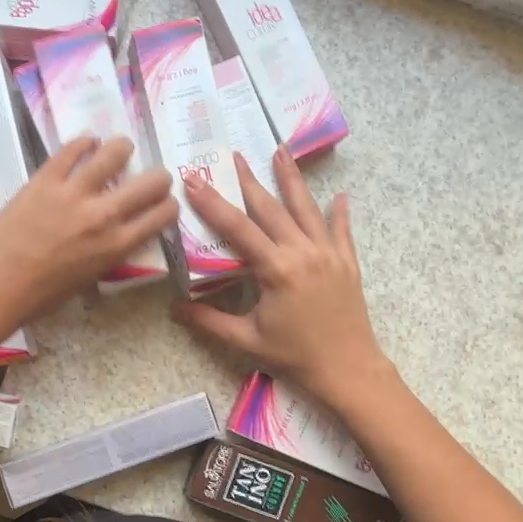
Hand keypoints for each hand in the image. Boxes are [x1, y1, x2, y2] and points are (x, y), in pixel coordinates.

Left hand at [0, 136, 176, 326]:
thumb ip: (108, 253)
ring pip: (114, 153)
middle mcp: (103, 215)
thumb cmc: (42, 296)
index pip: (161, 216)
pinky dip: (85, 143)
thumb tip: (115, 235)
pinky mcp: (46, 179)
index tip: (166, 204)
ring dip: (123, 149)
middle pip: (150, 182)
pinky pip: (72, 149)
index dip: (169, 206)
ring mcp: (74, 193)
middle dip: (159, 178)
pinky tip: (88, 143)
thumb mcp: (88, 280)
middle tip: (153, 177)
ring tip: (122, 149)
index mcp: (116, 246)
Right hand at [172, 148, 389, 404]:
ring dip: (292, 180)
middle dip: (250, 181)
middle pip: (272, 209)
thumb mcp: (247, 340)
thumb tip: (174, 308)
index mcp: (277, 269)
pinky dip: (339, 213)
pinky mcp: (347, 264)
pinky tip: (340, 196)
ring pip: (307, 209)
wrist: (348, 370)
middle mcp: (304, 252)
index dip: (213, 204)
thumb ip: (209, 321)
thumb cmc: (294, 357)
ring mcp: (329, 255)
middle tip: (234, 154)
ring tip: (282, 152)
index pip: (238, 228)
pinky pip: (342, 231)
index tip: (194, 181)